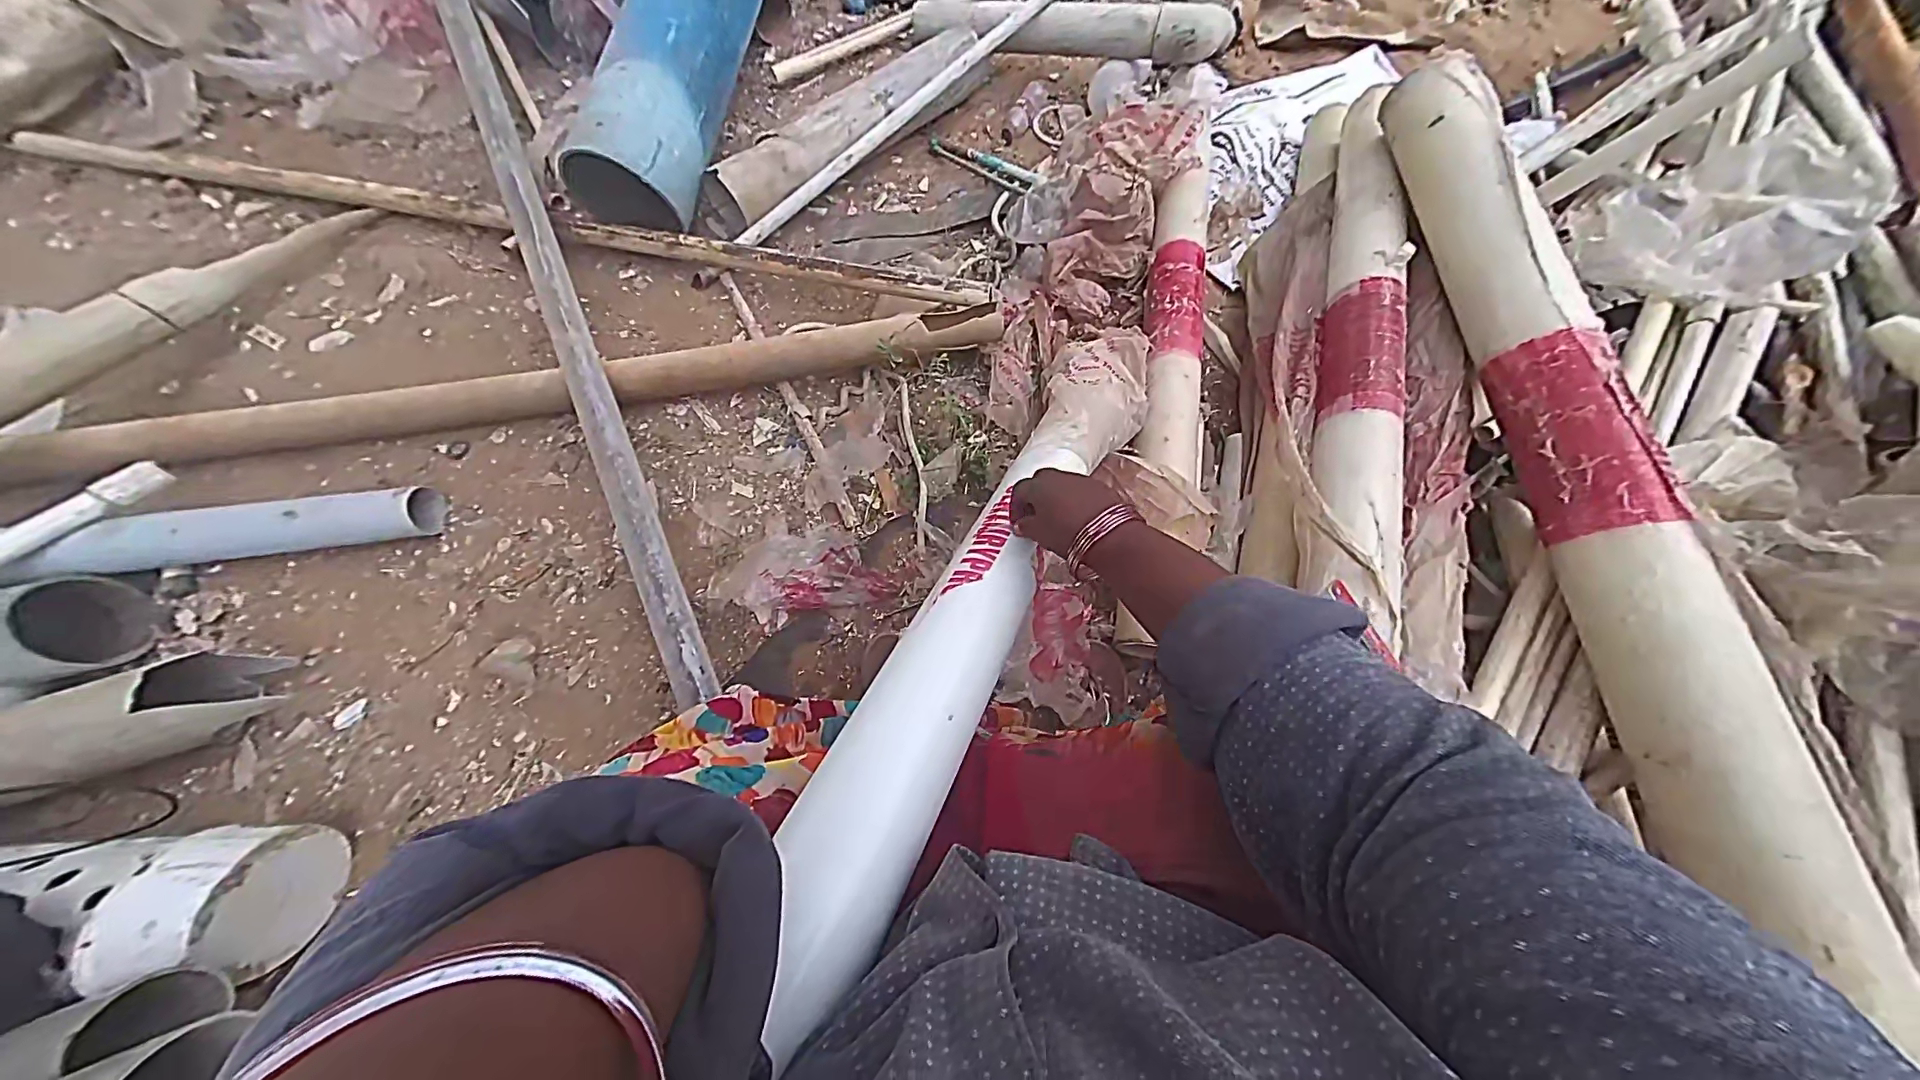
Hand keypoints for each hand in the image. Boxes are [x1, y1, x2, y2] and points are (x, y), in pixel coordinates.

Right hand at [1009, 469, 1128, 557]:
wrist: (1109, 533)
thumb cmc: (1065, 533)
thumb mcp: (1039, 534)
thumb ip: (1026, 526)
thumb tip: (1021, 524)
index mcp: (1037, 486)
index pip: (1019, 491)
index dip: (1016, 507)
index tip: (1018, 522)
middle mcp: (1056, 476)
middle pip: (1040, 482)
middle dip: (1036, 498)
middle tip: (1035, 517)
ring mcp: (1079, 479)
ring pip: (1061, 485)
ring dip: (1056, 498)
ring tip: (1057, 519)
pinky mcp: (1098, 486)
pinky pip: (1079, 491)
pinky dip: (1074, 501)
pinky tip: (1076, 518)